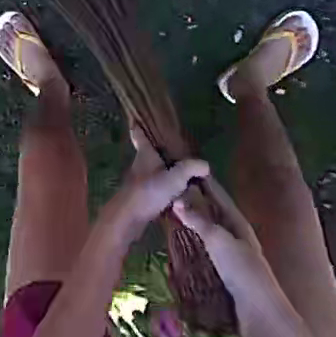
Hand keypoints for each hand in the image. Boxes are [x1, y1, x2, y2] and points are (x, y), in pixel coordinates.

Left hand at [93, 128, 209, 244]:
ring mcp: (140, 180)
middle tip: (180, 153)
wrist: (130, 217)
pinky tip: (179, 197)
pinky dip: (166, 191)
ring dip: (166, 175)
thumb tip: (206, 165)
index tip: (141, 119)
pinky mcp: (142, 196)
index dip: (140, 125)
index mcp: (146, 152)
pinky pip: (157, 189)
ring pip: (155, 172)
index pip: (140, 134)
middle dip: (162, 153)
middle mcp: (141, 163)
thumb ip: (191, 169)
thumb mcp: (175, 177)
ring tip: (186, 178)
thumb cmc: (150, 190)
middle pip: (151, 153)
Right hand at [172, 178, 284, 307]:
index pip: (217, 193)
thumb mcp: (218, 239)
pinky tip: (183, 244)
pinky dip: (195, 242)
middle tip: (172, 189)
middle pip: (213, 210)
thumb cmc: (241, 270)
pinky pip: (207, 249)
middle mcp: (236, 233)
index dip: (203, 179)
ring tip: (172, 213)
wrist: (260, 314)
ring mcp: (232, 253)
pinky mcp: (227, 272)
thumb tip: (177, 199)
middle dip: (196, 199)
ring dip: (194, 221)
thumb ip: (198, 219)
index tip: (185, 166)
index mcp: (237, 220)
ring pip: (210, 230)